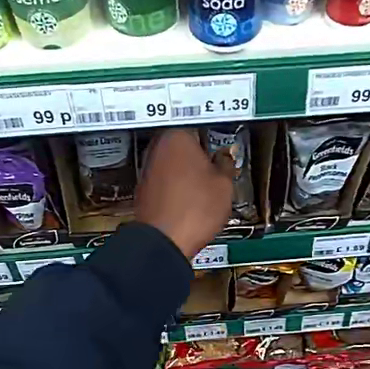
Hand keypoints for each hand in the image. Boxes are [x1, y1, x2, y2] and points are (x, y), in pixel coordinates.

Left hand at [135, 128, 235, 258]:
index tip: (223, 146)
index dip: (214, 137)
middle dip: (199, 154)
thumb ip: (226, 164)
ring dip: (187, 170)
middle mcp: (157, 148)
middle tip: (217, 166)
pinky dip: (177, 186)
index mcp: (177, 137)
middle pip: (183, 144)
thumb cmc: (194, 210)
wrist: (165, 241)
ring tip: (206, 186)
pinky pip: (166, 181)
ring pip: (173, 163)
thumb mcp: (224, 184)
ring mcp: (147, 170)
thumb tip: (226, 159)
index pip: (199, 126)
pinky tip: (191, 200)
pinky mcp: (144, 190)